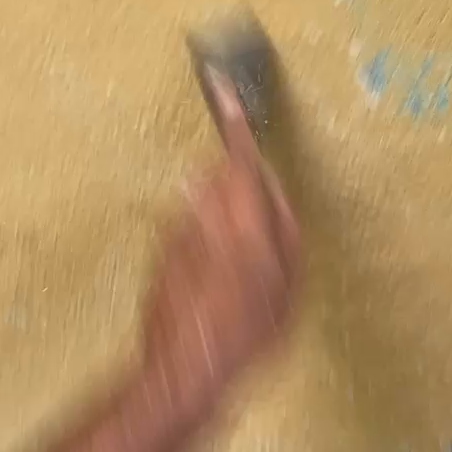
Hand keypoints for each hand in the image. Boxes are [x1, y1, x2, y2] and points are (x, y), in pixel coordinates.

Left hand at [140, 77, 300, 418]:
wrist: (183, 370)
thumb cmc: (247, 331)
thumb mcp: (290, 285)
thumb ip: (284, 225)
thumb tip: (270, 186)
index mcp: (242, 216)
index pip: (237, 152)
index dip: (233, 115)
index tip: (222, 82)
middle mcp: (202, 213)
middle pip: (219, 172)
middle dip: (238, 178)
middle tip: (259, 219)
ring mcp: (176, 231)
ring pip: (203, 197)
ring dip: (222, 209)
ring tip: (238, 262)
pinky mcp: (161, 250)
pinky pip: (190, 225)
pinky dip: (205, 236)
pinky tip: (216, 279)